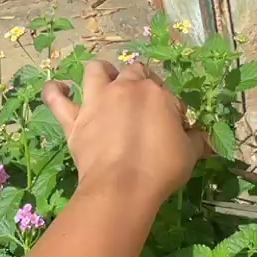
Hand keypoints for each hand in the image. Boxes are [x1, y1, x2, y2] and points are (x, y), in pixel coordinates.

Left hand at [43, 59, 203, 206]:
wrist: (123, 186)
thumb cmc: (161, 169)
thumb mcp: (189, 153)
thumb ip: (195, 140)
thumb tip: (202, 138)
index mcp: (157, 94)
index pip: (166, 93)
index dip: (169, 109)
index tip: (171, 127)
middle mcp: (126, 88)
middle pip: (134, 73)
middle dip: (139, 82)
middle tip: (141, 106)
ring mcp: (97, 101)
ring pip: (96, 70)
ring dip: (101, 73)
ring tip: (105, 83)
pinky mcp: (74, 118)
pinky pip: (55, 98)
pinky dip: (54, 91)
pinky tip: (59, 88)